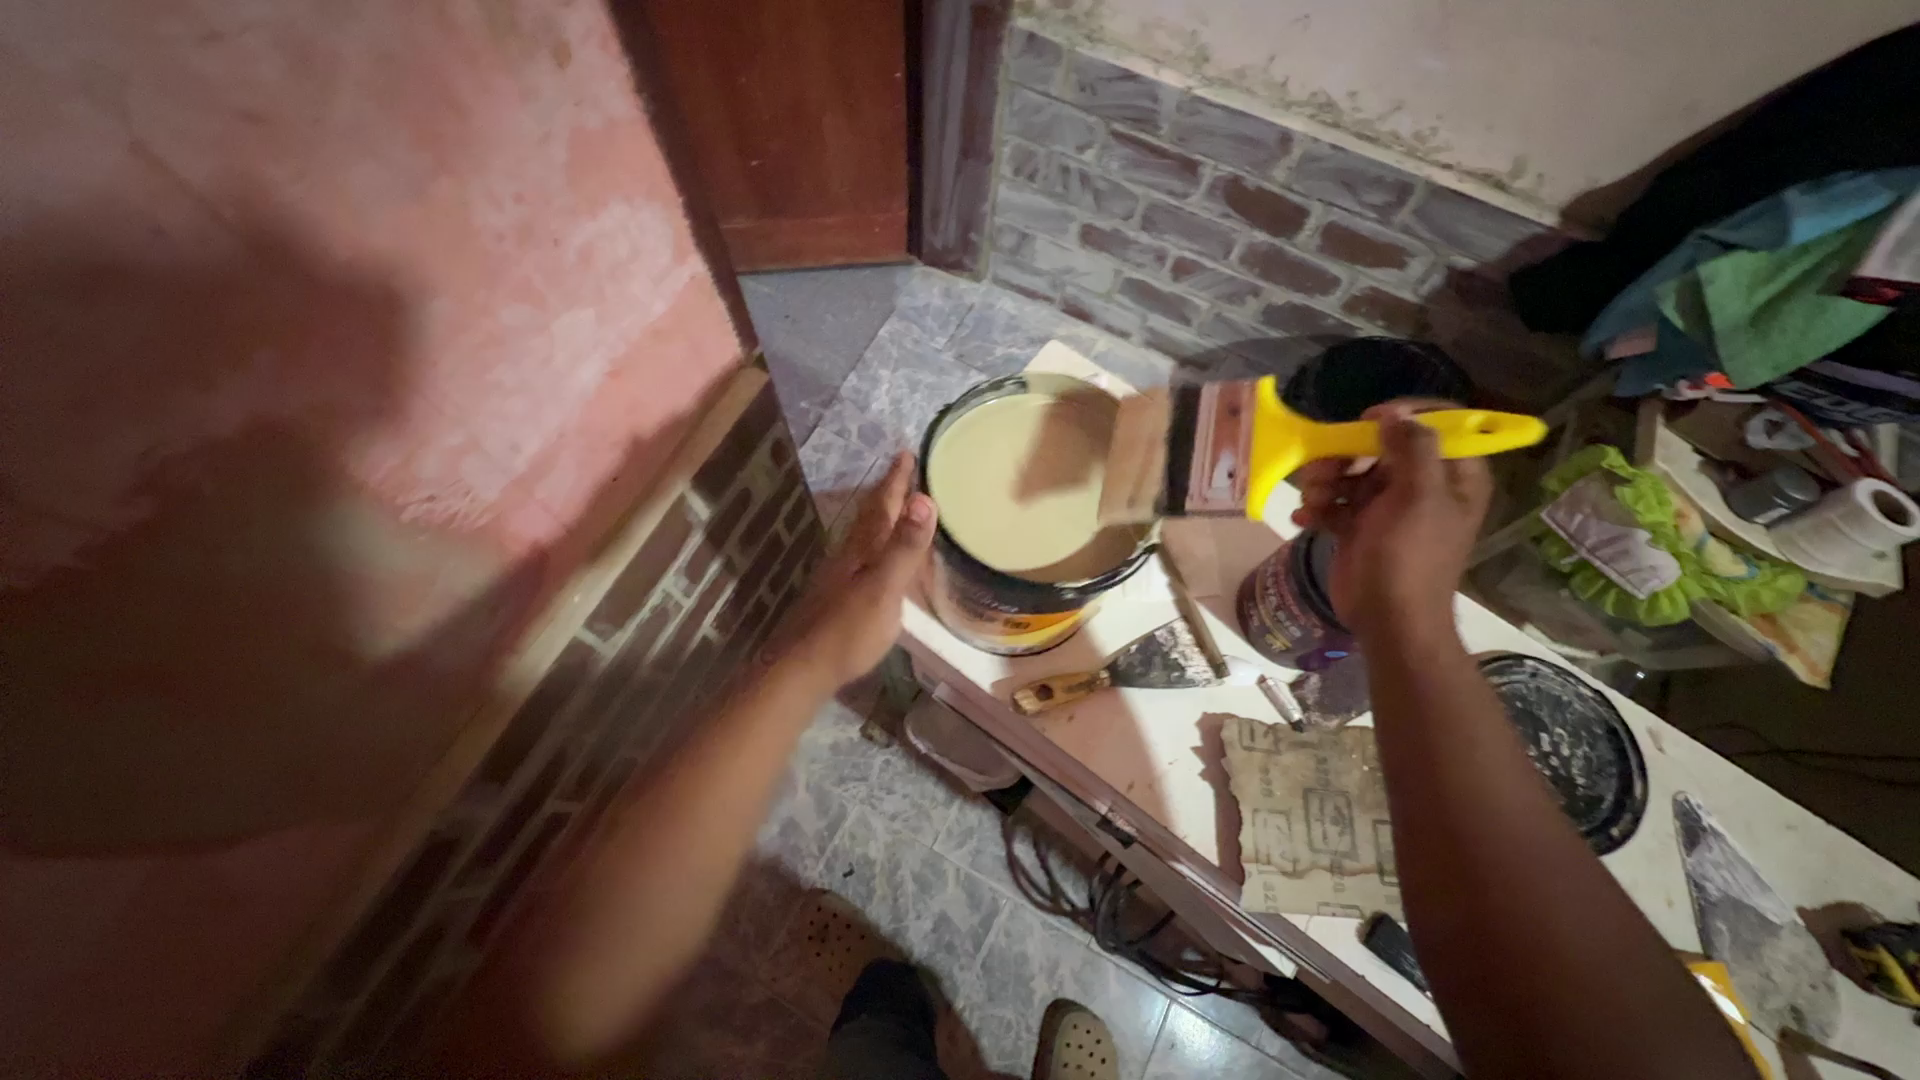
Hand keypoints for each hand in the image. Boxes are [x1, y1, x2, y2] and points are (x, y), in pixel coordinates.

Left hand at [773, 451, 936, 686]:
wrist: (801, 668)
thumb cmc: (847, 630)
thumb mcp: (884, 589)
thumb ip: (905, 547)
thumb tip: (925, 499)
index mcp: (863, 550)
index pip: (884, 506)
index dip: (897, 481)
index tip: (907, 452)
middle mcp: (849, 556)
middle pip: (871, 516)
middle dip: (889, 492)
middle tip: (903, 469)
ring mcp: (840, 577)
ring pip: (864, 536)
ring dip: (882, 517)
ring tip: (896, 507)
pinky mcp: (838, 597)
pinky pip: (863, 557)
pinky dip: (877, 545)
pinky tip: (878, 558)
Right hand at [1290, 401, 1491, 642]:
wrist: (1387, 619)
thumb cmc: (1409, 557)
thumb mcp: (1418, 497)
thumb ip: (1413, 448)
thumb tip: (1394, 414)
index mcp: (1454, 476)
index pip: (1440, 423)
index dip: (1405, 414)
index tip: (1369, 420)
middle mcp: (1423, 486)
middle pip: (1383, 446)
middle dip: (1348, 453)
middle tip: (1324, 465)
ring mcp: (1389, 508)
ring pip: (1353, 473)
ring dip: (1325, 480)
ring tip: (1313, 498)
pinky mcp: (1360, 527)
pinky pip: (1335, 503)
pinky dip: (1317, 507)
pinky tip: (1305, 517)